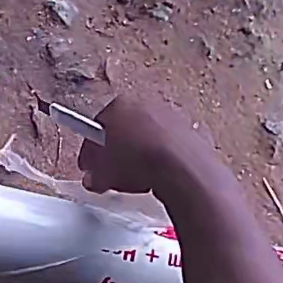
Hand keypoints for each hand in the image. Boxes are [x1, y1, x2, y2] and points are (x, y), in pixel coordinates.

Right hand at [82, 95, 222, 197]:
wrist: (180, 168)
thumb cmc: (138, 162)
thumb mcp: (103, 175)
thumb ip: (95, 175)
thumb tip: (93, 179)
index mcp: (119, 105)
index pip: (97, 127)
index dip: (92, 151)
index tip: (90, 166)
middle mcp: (146, 104)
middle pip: (125, 128)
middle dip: (118, 150)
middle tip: (112, 173)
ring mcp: (172, 115)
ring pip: (150, 135)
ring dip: (142, 153)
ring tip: (138, 178)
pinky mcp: (192, 130)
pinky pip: (172, 145)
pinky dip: (165, 157)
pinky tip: (160, 175)